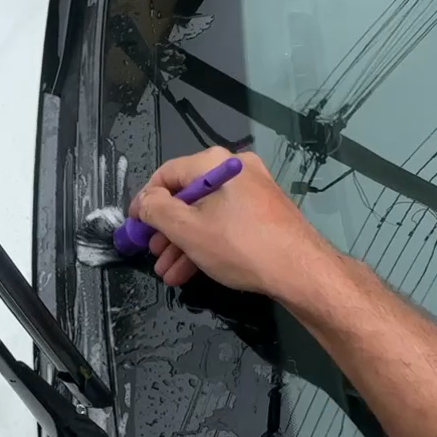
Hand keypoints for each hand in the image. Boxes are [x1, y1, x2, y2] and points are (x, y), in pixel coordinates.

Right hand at [131, 147, 339, 297]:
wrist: (302, 273)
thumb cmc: (240, 246)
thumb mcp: (187, 229)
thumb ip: (156, 210)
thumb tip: (145, 201)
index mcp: (215, 163)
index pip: (166, 174)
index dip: (145, 200)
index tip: (133, 226)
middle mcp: (235, 169)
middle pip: (186, 195)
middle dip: (165, 229)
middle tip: (151, 253)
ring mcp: (252, 190)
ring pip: (205, 213)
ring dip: (181, 242)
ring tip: (167, 272)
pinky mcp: (263, 212)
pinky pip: (224, 222)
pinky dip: (205, 242)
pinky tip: (188, 270)